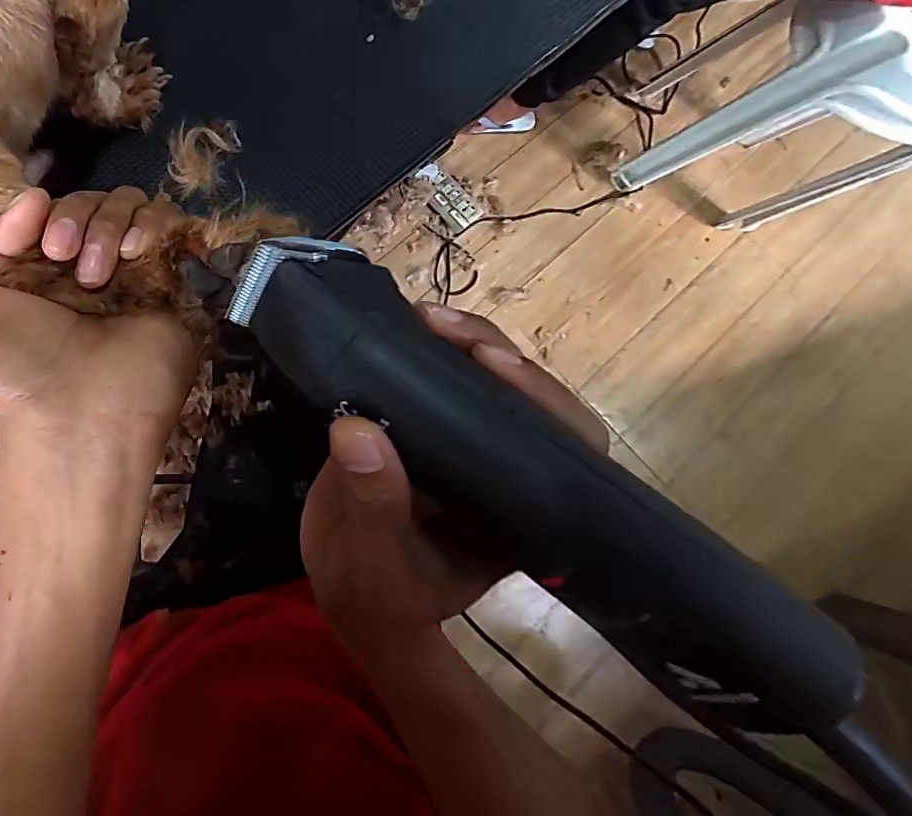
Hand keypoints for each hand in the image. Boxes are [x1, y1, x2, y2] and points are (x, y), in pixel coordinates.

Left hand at [0, 187, 196, 468]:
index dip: (48, 212)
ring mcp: (133, 271)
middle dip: (78, 218)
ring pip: (132, 204)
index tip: (45, 244)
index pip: (52, 208)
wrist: (80, 415)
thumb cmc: (15, 368)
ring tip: (100, 273)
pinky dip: (154, 222)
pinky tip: (137, 252)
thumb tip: (36, 197)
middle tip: (68, 259)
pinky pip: (170, 223)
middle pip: (93, 201)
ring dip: (111, 223)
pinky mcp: (172, 279)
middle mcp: (88, 265)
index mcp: (40, 268)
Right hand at [299, 304, 611, 654]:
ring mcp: (471, 442)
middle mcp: (506, 470)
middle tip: (444, 328)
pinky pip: (443, 377)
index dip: (543, 400)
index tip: (495, 366)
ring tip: (423, 318)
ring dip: (464, 340)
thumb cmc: (373, 592)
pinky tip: (403, 327)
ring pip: (489, 379)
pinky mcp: (434, 423)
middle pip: (528, 399)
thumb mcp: (371, 563)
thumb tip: (355, 430)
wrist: (348, 585)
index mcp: (521, 513)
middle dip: (497, 354)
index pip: (563, 448)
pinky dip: (428, 348)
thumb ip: (372, 505)